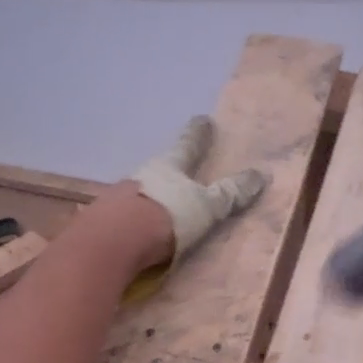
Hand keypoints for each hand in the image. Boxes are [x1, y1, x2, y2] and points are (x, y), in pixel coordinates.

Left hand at [121, 116, 267, 299]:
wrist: (113, 241)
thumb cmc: (165, 218)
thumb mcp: (205, 208)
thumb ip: (228, 195)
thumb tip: (260, 175)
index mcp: (168, 168)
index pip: (188, 146)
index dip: (198, 135)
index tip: (203, 120)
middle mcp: (141, 176)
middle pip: (157, 169)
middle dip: (167, 170)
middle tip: (174, 169)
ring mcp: (117, 197)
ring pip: (136, 192)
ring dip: (146, 197)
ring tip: (153, 205)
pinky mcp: (102, 222)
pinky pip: (120, 217)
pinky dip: (129, 222)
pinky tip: (130, 231)